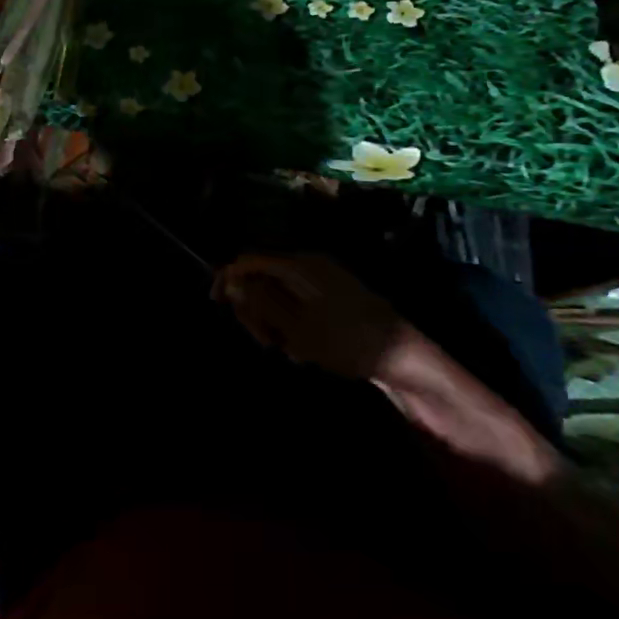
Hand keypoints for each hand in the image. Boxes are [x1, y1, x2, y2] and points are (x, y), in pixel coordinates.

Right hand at [214, 254, 410, 380]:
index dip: (228, 278)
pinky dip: (293, 327)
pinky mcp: (335, 299)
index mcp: (299, 266)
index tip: (216, 303)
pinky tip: (305, 352)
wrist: (402, 359)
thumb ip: (261, 301)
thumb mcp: (296, 326)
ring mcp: (324, 282)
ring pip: (280, 296)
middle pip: (263, 279)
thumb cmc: (346, 341)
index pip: (250, 260)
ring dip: (275, 324)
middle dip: (255, 310)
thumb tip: (232, 280)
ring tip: (289, 350)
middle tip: (264, 342)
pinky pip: (299, 306)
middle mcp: (310, 266)